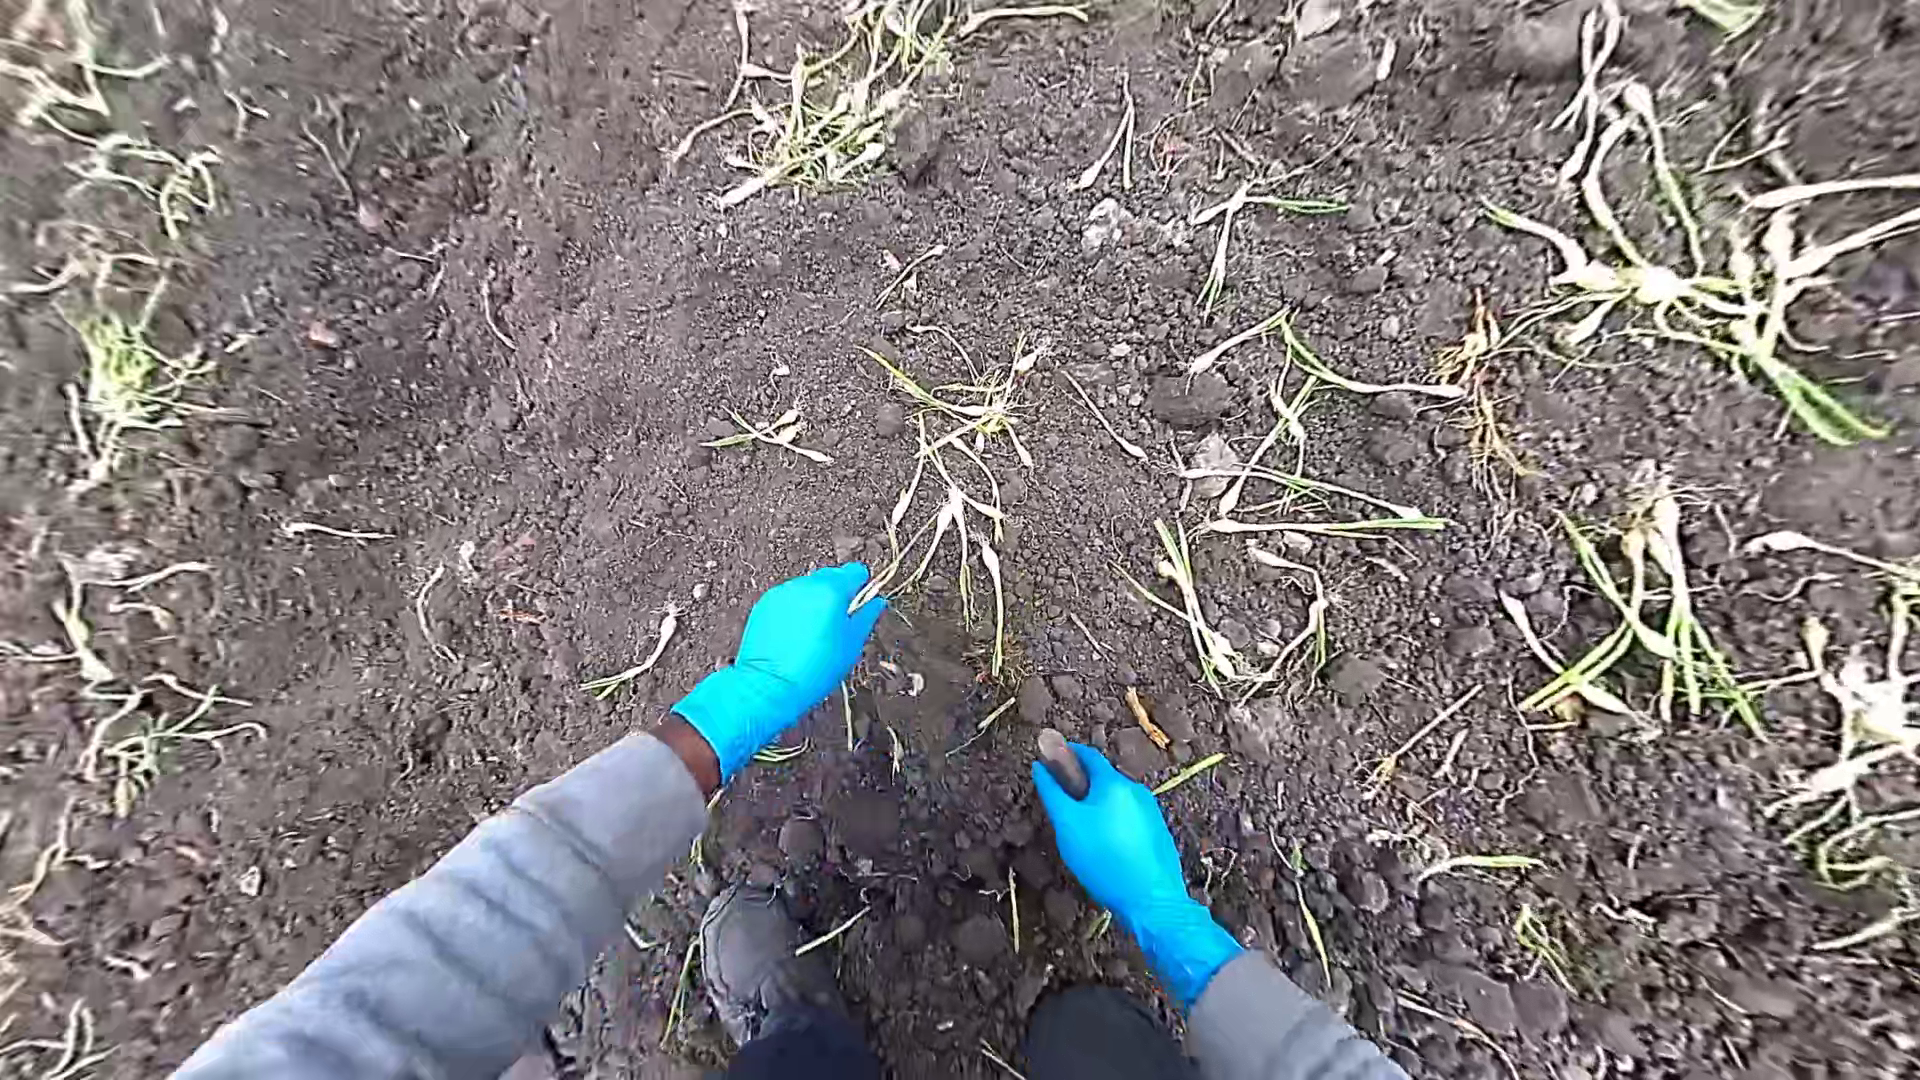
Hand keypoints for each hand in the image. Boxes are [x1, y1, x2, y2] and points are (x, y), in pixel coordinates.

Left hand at [673, 562, 885, 779]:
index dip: (861, 586)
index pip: (855, 571)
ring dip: (815, 601)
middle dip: (837, 594)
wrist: (769, 686)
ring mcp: (783, 592)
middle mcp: (806, 585)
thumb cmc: (812, 670)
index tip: (860, 601)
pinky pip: (789, 598)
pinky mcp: (766, 603)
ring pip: (808, 587)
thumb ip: (866, 616)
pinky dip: (795, 609)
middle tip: (838, 622)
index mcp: (831, 591)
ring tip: (814, 632)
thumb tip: (876, 603)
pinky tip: (796, 633)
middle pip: (830, 576)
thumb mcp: (851, 644)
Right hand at [1033, 742, 1240, 1007]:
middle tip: (1063, 801)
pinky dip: (1113, 820)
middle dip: (1082, 783)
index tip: (1052, 757)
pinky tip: (1105, 844)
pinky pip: (1129, 817)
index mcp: (1114, 783)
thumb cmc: (1103, 858)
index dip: (1068, 753)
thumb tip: (1039, 768)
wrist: (1152, 903)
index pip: (1088, 755)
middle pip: (1103, 778)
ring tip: (1082, 828)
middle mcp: (1136, 791)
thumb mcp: (1067, 824)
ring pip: (1117, 799)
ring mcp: (1151, 813)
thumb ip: (1052, 792)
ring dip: (1098, 804)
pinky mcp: (1158, 834)